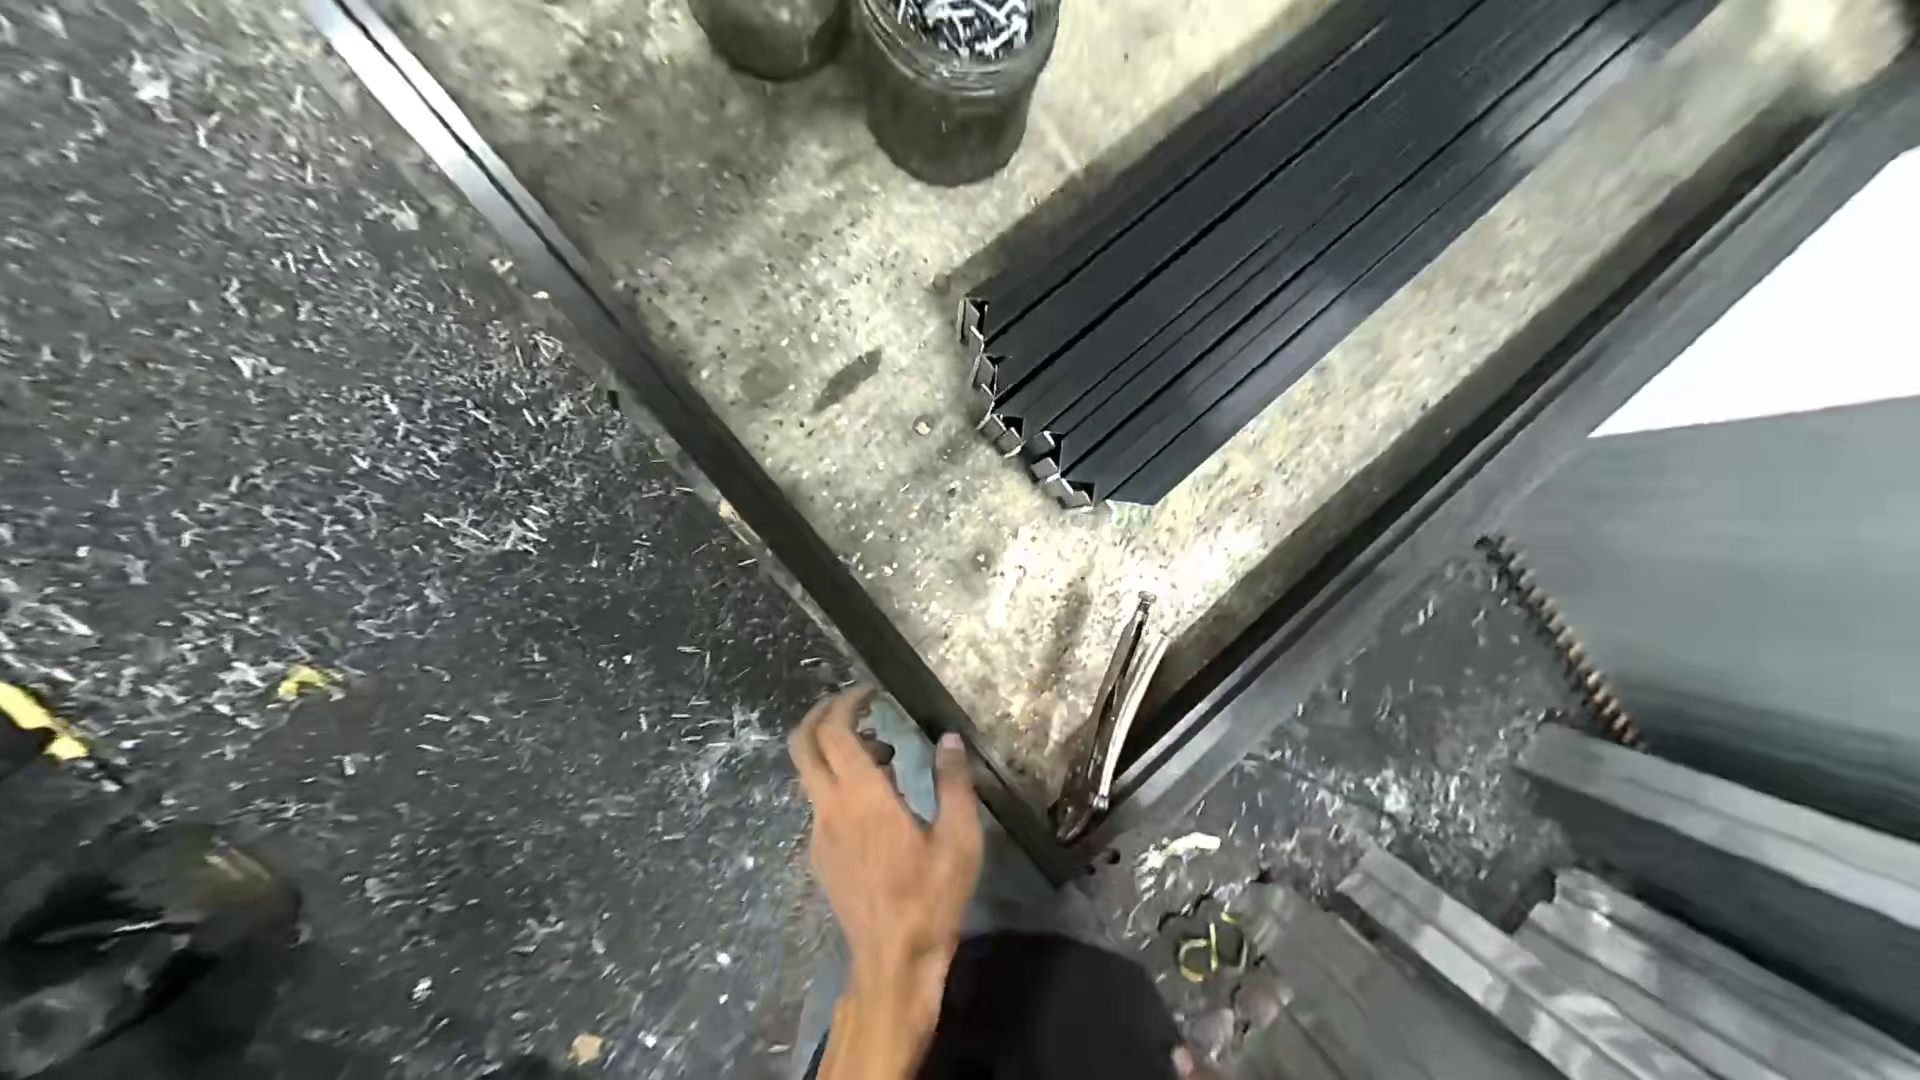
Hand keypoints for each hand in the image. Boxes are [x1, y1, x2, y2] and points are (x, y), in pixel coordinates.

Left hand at [790, 687, 982, 1078]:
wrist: (892, 962)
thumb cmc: (931, 897)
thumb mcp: (959, 838)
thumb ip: (955, 782)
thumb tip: (950, 738)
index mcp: (863, 798)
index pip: (835, 733)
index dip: (848, 703)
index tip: (871, 692)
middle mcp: (830, 808)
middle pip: (803, 744)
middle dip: (823, 713)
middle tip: (856, 703)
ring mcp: (818, 833)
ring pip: (810, 772)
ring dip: (836, 748)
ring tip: (884, 753)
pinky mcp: (819, 854)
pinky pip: (820, 801)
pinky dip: (839, 780)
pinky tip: (877, 800)